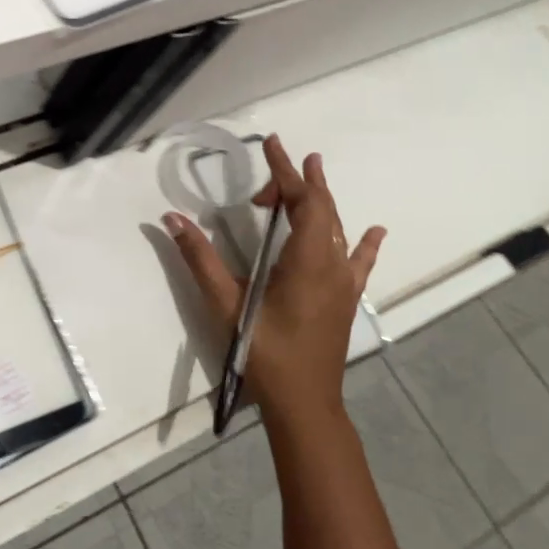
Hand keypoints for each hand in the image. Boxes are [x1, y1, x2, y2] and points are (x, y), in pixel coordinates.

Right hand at [161, 135, 384, 418]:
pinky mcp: (345, 300)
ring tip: (315, 170)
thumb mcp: (225, 303)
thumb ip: (200, 258)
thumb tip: (172, 218)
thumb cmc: (264, 352)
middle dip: (302, 179)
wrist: (304, 403)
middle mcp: (332, 266)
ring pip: (338, 229)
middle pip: (322, 210)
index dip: (286, 172)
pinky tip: (376, 232)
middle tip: (285, 154)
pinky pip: (359, 262)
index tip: (273, 145)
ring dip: (324, 199)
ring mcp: (343, 284)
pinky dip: (365, 243)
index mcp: (307, 261)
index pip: (302, 202)